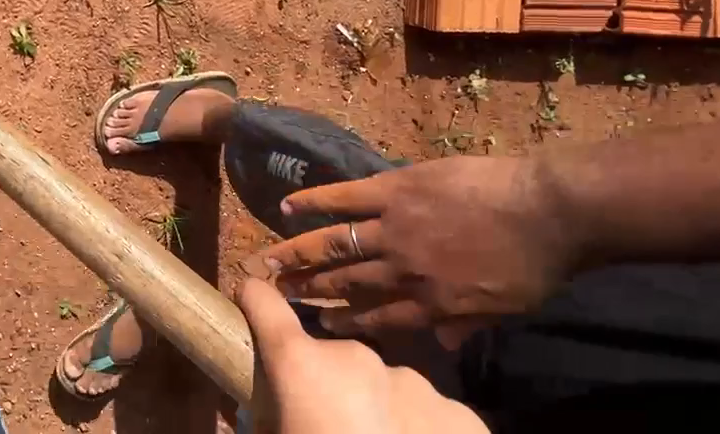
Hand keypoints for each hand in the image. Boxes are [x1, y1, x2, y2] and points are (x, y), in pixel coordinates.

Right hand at [238, 278, 487, 433]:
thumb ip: (263, 420)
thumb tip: (253, 410)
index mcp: (302, 364)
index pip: (261, 299)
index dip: (252, 305)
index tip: (250, 319)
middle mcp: (358, 358)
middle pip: (334, 358)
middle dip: (333, 389)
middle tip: (337, 433)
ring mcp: (418, 386)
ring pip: (389, 387)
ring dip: (383, 412)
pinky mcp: (469, 420)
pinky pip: (435, 416)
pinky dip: (425, 433)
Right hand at [243, 155, 574, 342]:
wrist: (548, 211)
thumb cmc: (536, 263)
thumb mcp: (508, 305)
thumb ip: (469, 322)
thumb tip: (442, 343)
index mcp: (434, 299)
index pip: (380, 315)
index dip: (347, 320)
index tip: (319, 323)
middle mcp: (403, 267)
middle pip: (347, 279)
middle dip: (309, 287)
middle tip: (278, 290)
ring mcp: (392, 226)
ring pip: (335, 241)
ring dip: (300, 252)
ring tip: (270, 258)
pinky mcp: (388, 191)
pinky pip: (343, 196)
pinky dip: (313, 201)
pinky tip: (287, 205)